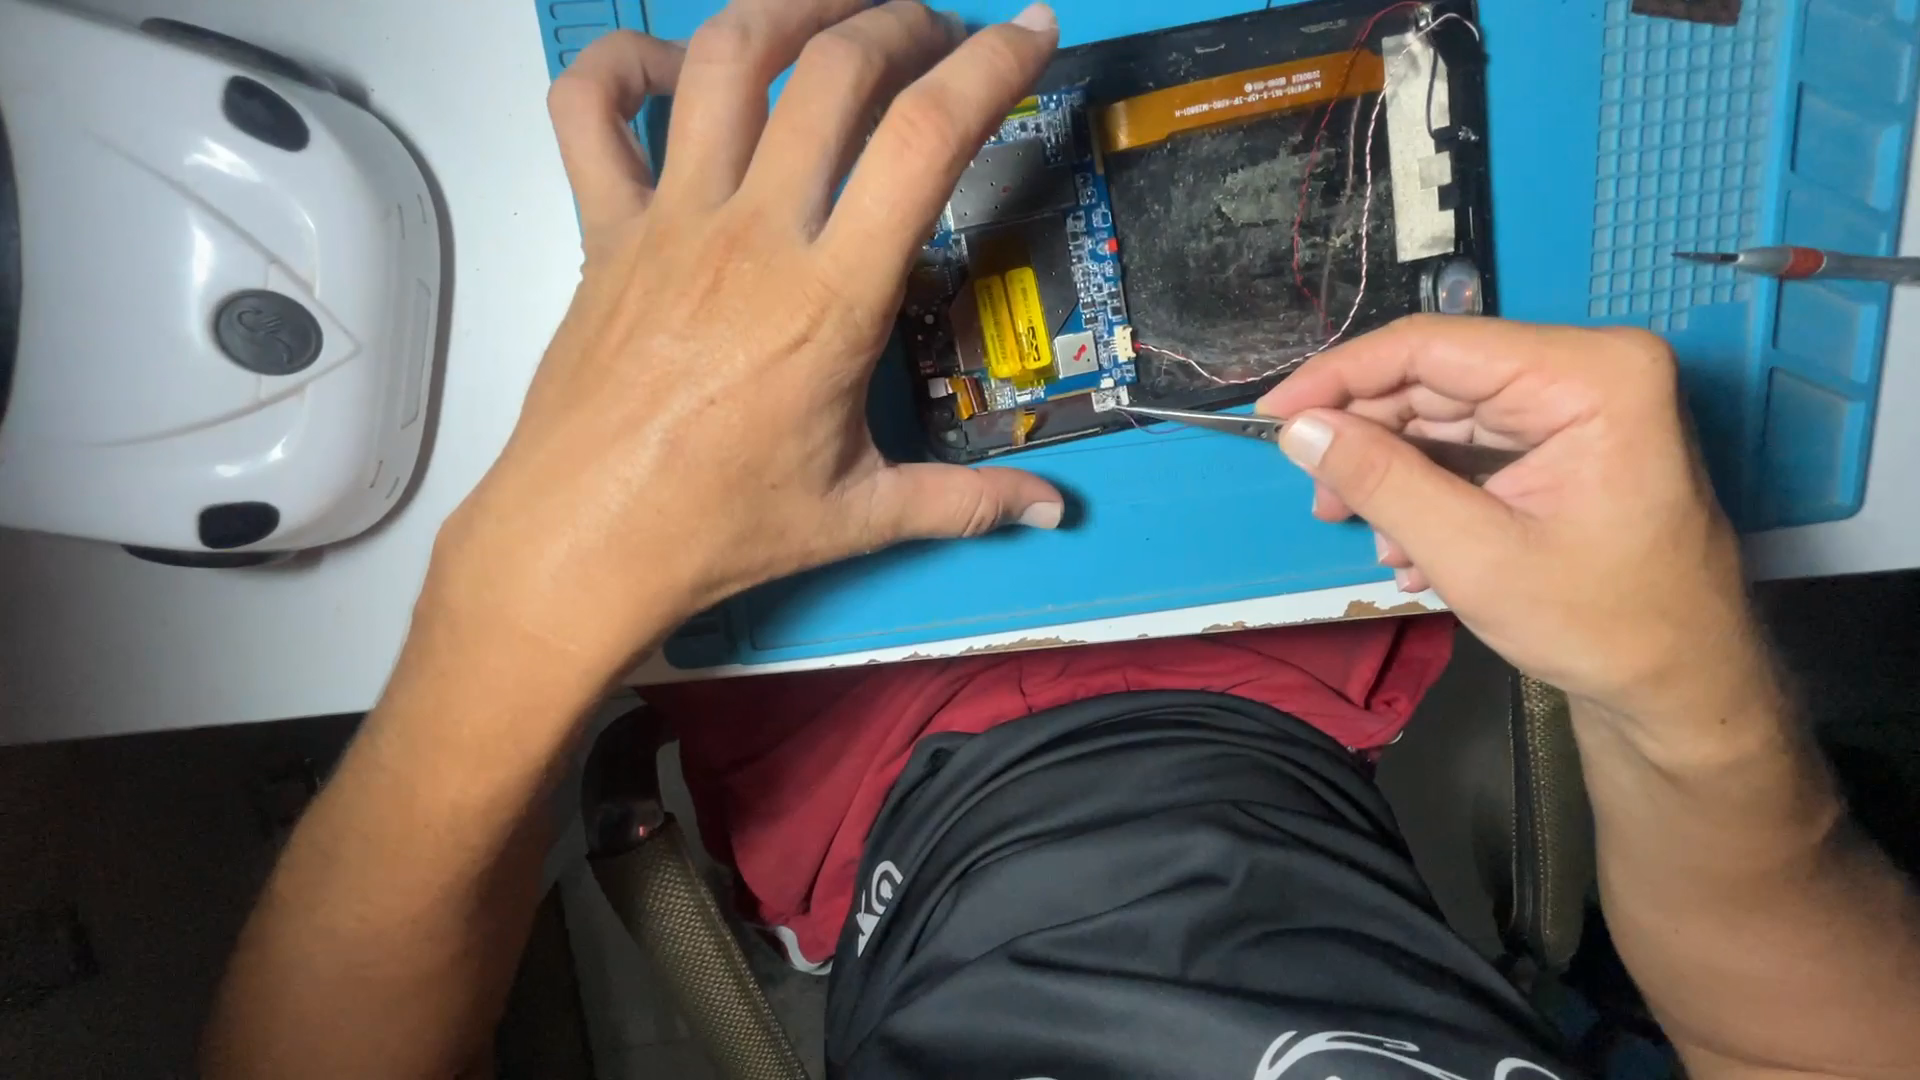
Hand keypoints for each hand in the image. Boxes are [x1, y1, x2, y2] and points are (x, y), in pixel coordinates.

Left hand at [427, 2, 1065, 684]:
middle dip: (904, 24)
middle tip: (938, 32)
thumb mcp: (862, 516)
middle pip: (836, 69)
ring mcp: (668, 221)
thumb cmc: (726, 528)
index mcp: (831, 300)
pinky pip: (590, 107)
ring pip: (727, 57)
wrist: (585, 543)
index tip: (1031, 32)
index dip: (991, 67)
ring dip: (793, 7)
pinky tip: (677, 73)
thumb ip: (968, 503)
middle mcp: (753, 234)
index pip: (925, 142)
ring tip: (837, 12)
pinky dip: (630, 61)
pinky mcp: (602, 231)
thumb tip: (1054, 510)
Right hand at [1257, 316, 1763, 720]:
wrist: (1677, 683)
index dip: (1336, 377)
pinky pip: (1455, 445)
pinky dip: (1415, 488)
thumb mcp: (1470, 554)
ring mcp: (1565, 404)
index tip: (1270, 415)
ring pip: (1431, 415)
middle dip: (1361, 439)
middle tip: (1319, 498)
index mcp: (1585, 376)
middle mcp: (1578, 371)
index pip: (1428, 347)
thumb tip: (1297, 430)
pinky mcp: (1551, 438)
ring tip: (1364, 533)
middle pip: (1425, 380)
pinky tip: (1406, 543)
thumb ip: (1379, 481)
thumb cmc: (1597, 622)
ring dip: (1383, 473)